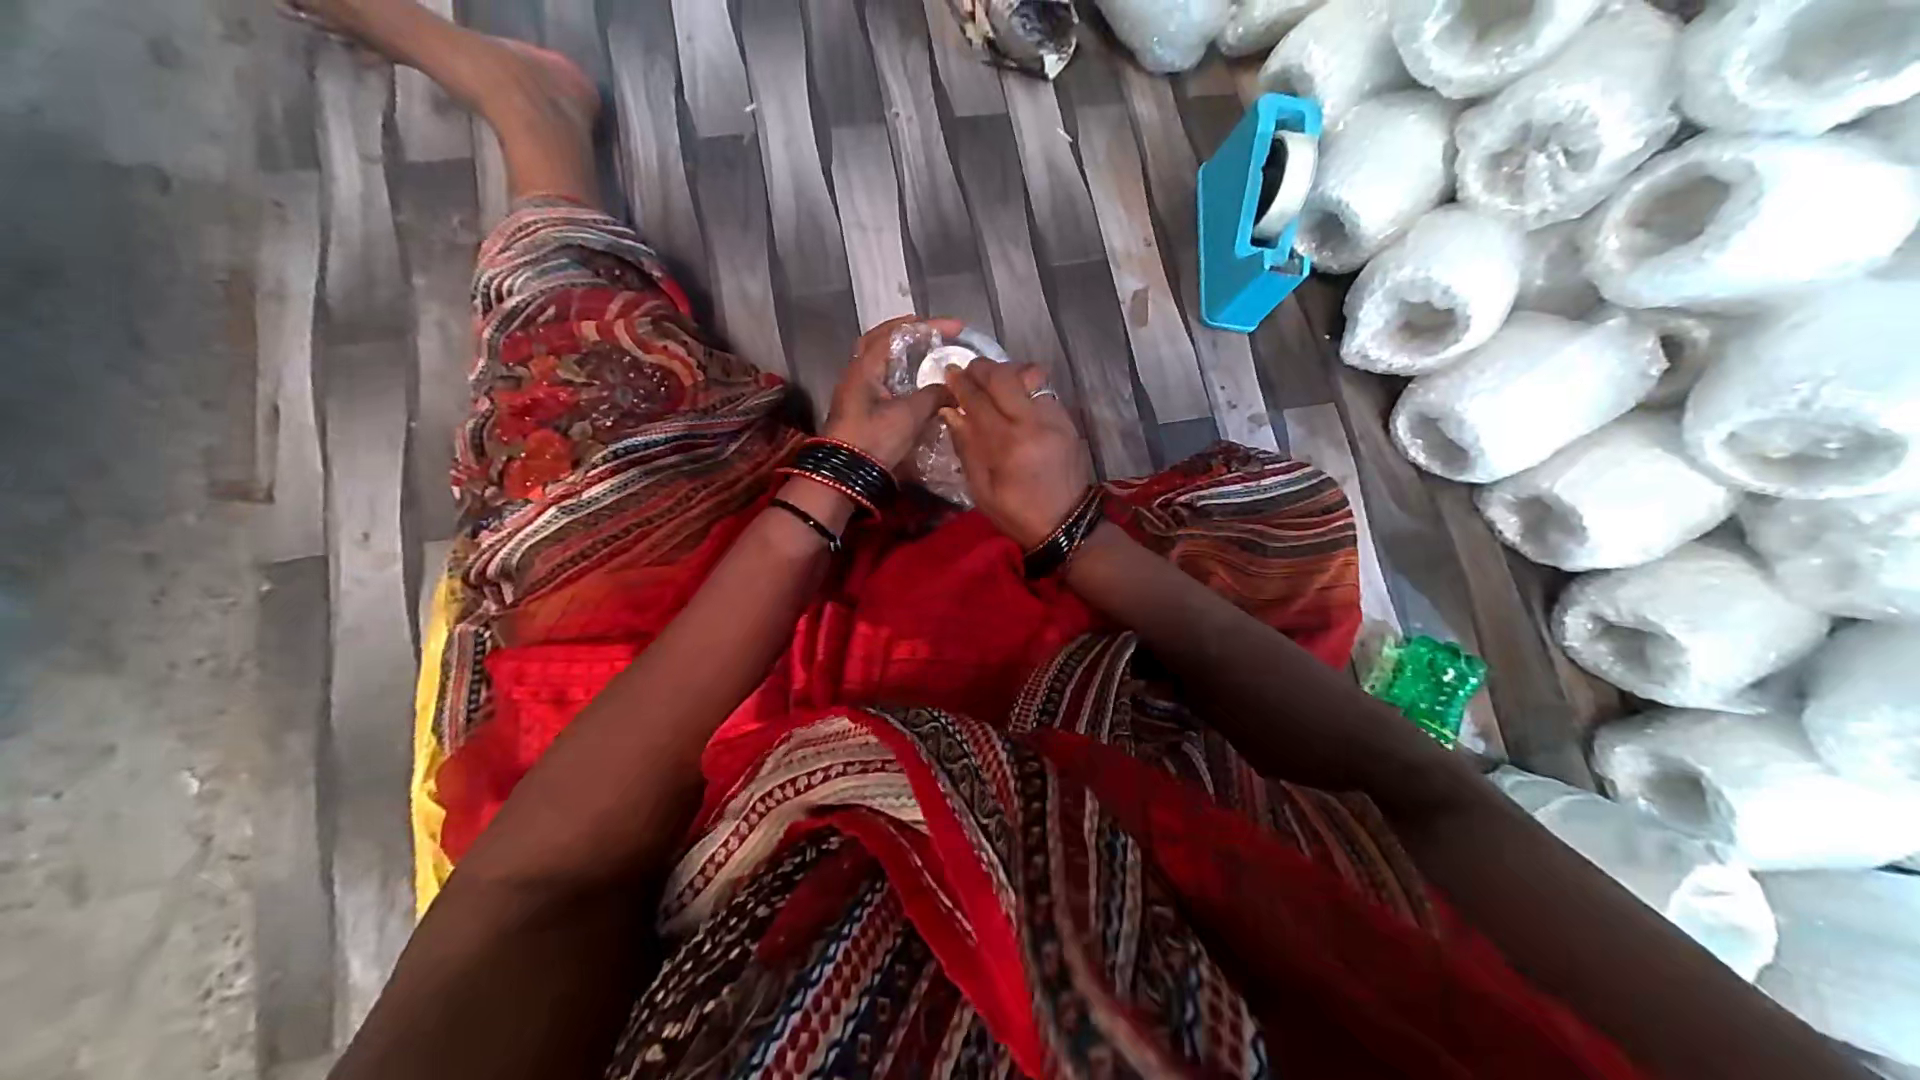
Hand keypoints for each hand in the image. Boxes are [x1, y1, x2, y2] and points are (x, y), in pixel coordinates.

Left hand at [821, 316, 960, 469]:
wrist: (846, 475)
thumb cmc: (875, 439)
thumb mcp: (909, 414)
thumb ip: (933, 395)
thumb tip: (952, 389)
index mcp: (865, 367)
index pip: (895, 332)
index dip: (926, 326)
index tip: (955, 328)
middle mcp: (857, 373)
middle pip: (882, 340)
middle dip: (910, 333)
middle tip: (935, 335)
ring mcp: (857, 391)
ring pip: (882, 361)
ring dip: (905, 354)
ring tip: (930, 355)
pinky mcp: (861, 409)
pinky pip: (883, 379)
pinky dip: (902, 373)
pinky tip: (919, 382)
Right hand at [944, 358, 1092, 548]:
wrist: (1066, 523)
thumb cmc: (1016, 513)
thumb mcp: (981, 489)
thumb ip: (967, 447)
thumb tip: (951, 412)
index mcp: (1008, 446)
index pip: (978, 401)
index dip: (961, 384)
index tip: (949, 373)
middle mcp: (1033, 424)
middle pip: (1005, 377)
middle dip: (982, 369)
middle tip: (968, 371)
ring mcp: (1054, 419)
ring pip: (1027, 377)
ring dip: (1005, 374)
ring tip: (991, 382)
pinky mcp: (1067, 420)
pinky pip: (1042, 392)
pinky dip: (1024, 389)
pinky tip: (1014, 400)